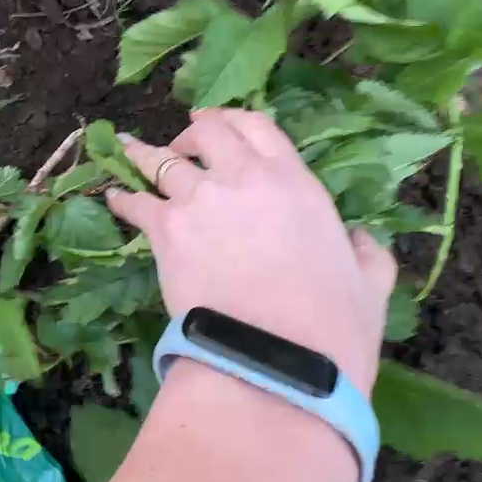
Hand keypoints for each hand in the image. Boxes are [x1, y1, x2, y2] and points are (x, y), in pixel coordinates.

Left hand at [105, 108, 395, 392]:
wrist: (275, 363)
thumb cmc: (330, 329)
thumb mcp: (369, 287)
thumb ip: (365, 253)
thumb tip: (360, 239)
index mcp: (294, 182)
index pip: (258, 126)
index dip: (234, 119)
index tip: (218, 123)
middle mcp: (242, 178)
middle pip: (207, 132)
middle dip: (192, 134)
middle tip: (184, 144)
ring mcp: (199, 199)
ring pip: (161, 160)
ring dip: (144, 154)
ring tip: (130, 149)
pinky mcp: (165, 227)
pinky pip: (135, 202)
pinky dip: (122, 198)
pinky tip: (113, 196)